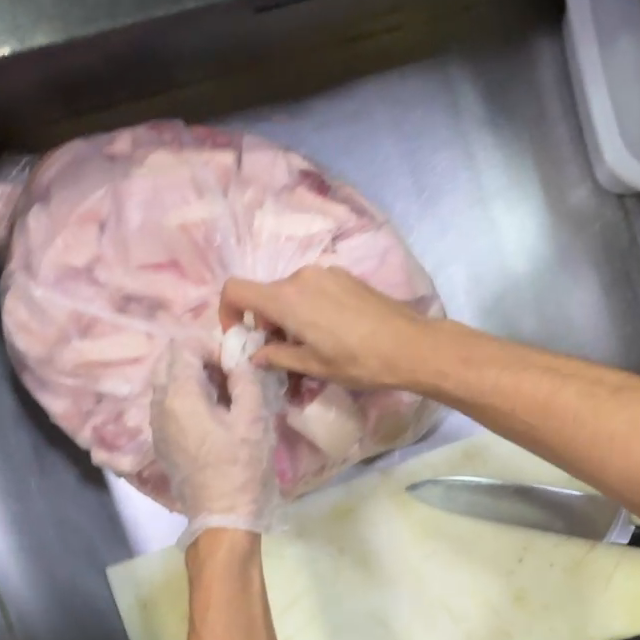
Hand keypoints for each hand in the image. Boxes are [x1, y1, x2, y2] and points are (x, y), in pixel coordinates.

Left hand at [153, 342, 281, 542]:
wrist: (222, 515)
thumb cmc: (241, 466)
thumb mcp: (253, 420)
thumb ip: (245, 380)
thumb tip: (239, 360)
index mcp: (179, 395)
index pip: (183, 346)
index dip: (211, 346)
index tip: (235, 363)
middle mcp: (159, 405)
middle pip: (170, 361)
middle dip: (199, 359)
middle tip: (230, 375)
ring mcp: (157, 424)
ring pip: (168, 383)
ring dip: (195, 379)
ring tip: (226, 396)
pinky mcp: (163, 441)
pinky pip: (170, 404)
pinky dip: (189, 398)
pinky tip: (215, 416)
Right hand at [221, 266, 435, 390]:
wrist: (411, 345)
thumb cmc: (359, 360)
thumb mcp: (313, 366)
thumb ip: (277, 357)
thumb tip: (255, 355)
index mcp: (286, 298)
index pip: (235, 290)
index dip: (228, 313)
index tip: (243, 337)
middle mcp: (301, 276)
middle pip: (266, 294)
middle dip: (266, 323)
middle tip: (283, 354)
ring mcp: (326, 273)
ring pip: (292, 293)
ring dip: (290, 317)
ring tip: (312, 347)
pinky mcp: (346, 276)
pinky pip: (314, 290)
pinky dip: (310, 308)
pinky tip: (333, 333)